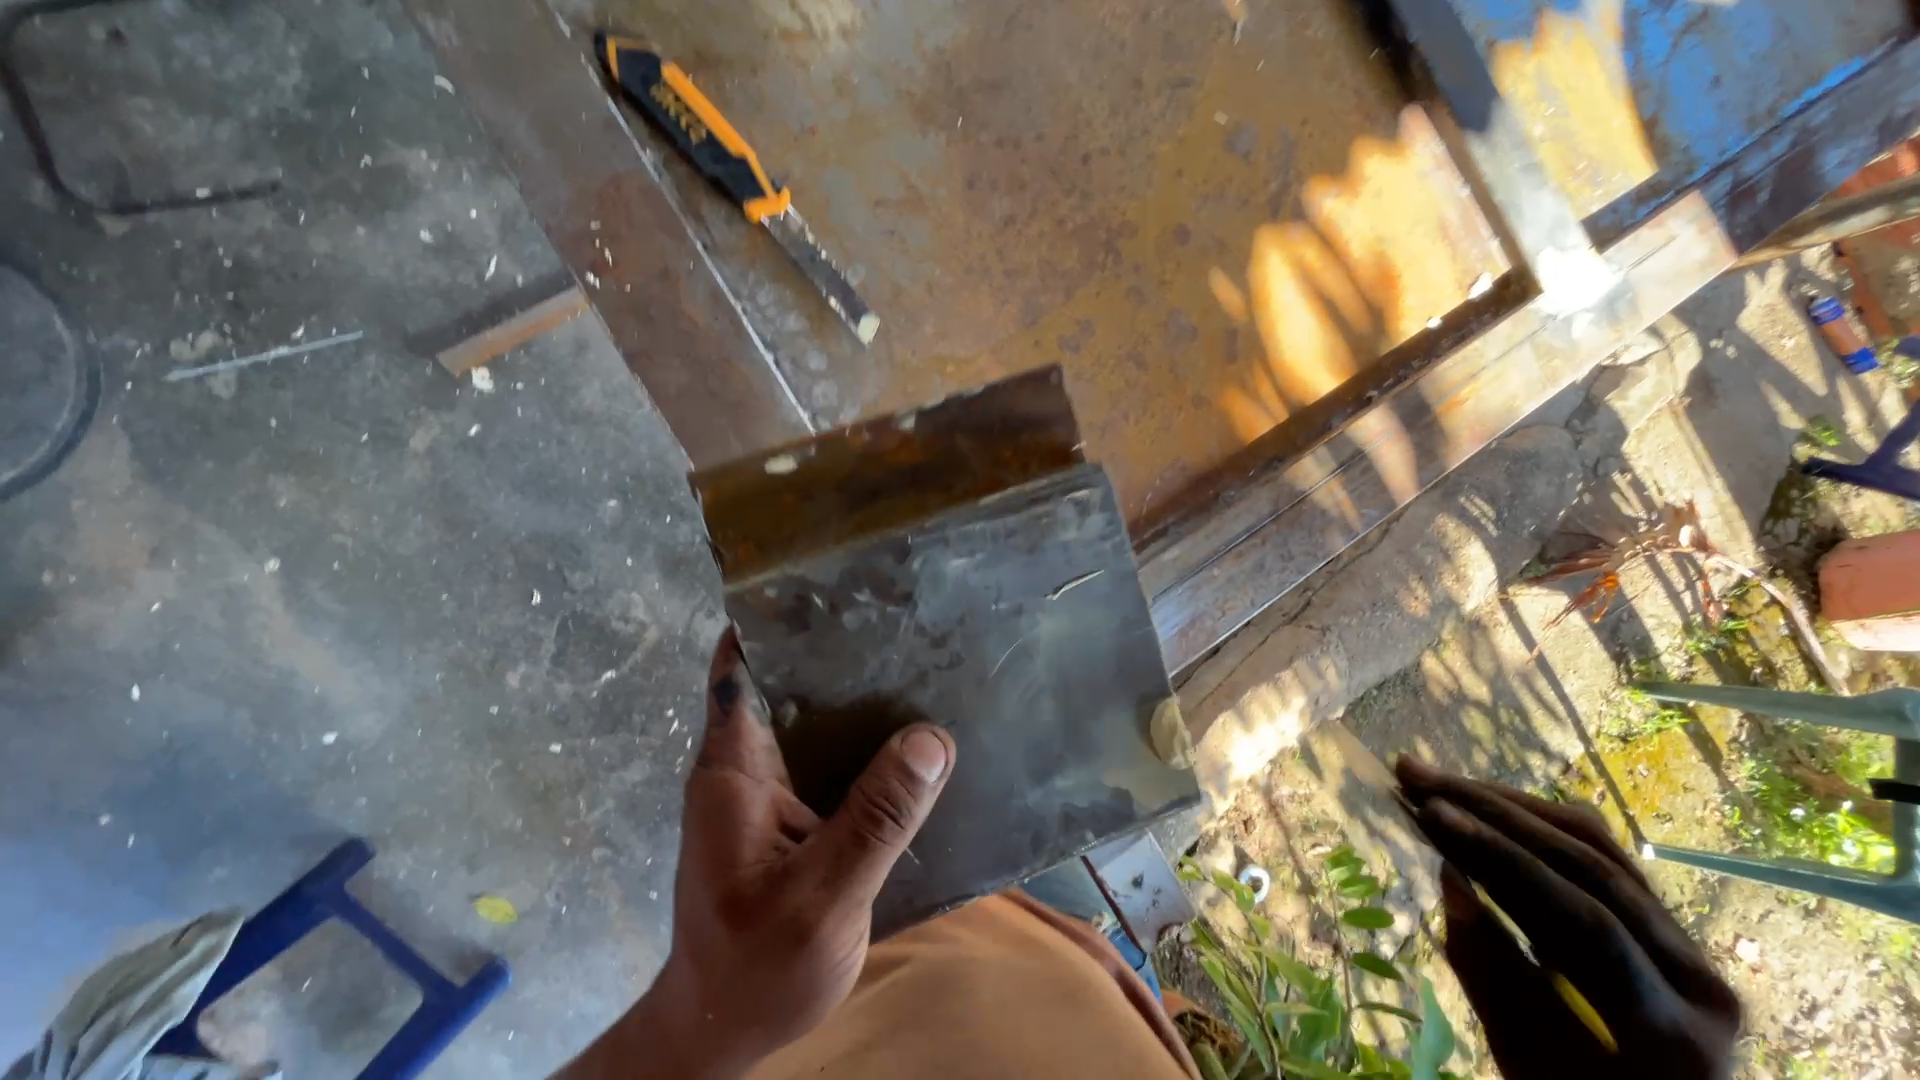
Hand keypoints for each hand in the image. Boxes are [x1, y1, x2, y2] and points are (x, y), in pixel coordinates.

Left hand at [559, 629, 955, 1078]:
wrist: (726, 1029)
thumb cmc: (758, 966)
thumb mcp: (824, 895)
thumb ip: (876, 818)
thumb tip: (931, 736)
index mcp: (733, 769)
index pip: (741, 666)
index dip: (777, 617)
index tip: (835, 580)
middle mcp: (745, 766)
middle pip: (785, 682)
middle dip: (836, 648)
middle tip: (906, 615)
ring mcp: (767, 791)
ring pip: (812, 719)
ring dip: (857, 695)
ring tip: (923, 660)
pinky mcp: (791, 817)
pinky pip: (830, 760)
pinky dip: (866, 743)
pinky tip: (916, 738)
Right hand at [1395, 758, 1740, 1079]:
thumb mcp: (1520, 1057)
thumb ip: (1486, 966)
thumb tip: (1448, 873)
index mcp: (1665, 1028)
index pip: (1578, 915)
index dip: (1498, 856)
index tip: (1429, 812)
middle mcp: (1697, 978)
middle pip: (1591, 864)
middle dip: (1494, 811)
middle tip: (1416, 776)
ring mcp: (1693, 951)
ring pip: (1601, 849)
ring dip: (1512, 807)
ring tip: (1439, 782)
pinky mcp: (1672, 933)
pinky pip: (1606, 861)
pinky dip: (1540, 829)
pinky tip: (1489, 809)